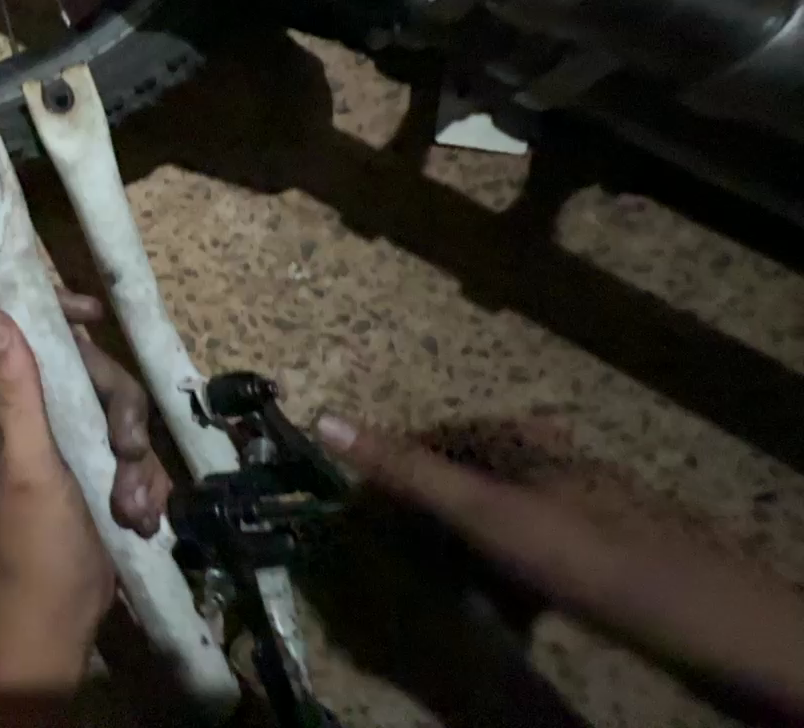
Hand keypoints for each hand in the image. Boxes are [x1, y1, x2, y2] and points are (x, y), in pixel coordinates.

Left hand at [0, 298, 170, 690]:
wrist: (58, 623)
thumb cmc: (32, 545)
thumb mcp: (25, 462)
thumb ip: (14, 388)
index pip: (7, 331)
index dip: (47, 314)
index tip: (92, 317)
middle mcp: (19, 414)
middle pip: (76, 366)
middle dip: (113, 405)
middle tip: (127, 448)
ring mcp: (57, 440)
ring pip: (109, 407)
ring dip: (132, 455)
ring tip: (130, 502)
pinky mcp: (88, 468)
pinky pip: (125, 448)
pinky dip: (139, 479)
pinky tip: (138, 513)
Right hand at [315, 414, 803, 724]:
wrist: (730, 634)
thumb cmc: (591, 558)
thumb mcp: (485, 513)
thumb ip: (404, 467)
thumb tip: (321, 417)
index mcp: (517, 438)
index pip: (424, 440)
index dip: (389, 474)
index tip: (367, 516)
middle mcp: (546, 457)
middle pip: (458, 478)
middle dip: (428, 517)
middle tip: (407, 558)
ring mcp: (580, 501)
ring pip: (493, 515)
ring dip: (465, 550)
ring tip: (452, 590)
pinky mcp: (606, 544)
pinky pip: (530, 547)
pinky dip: (507, 571)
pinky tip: (509, 605)